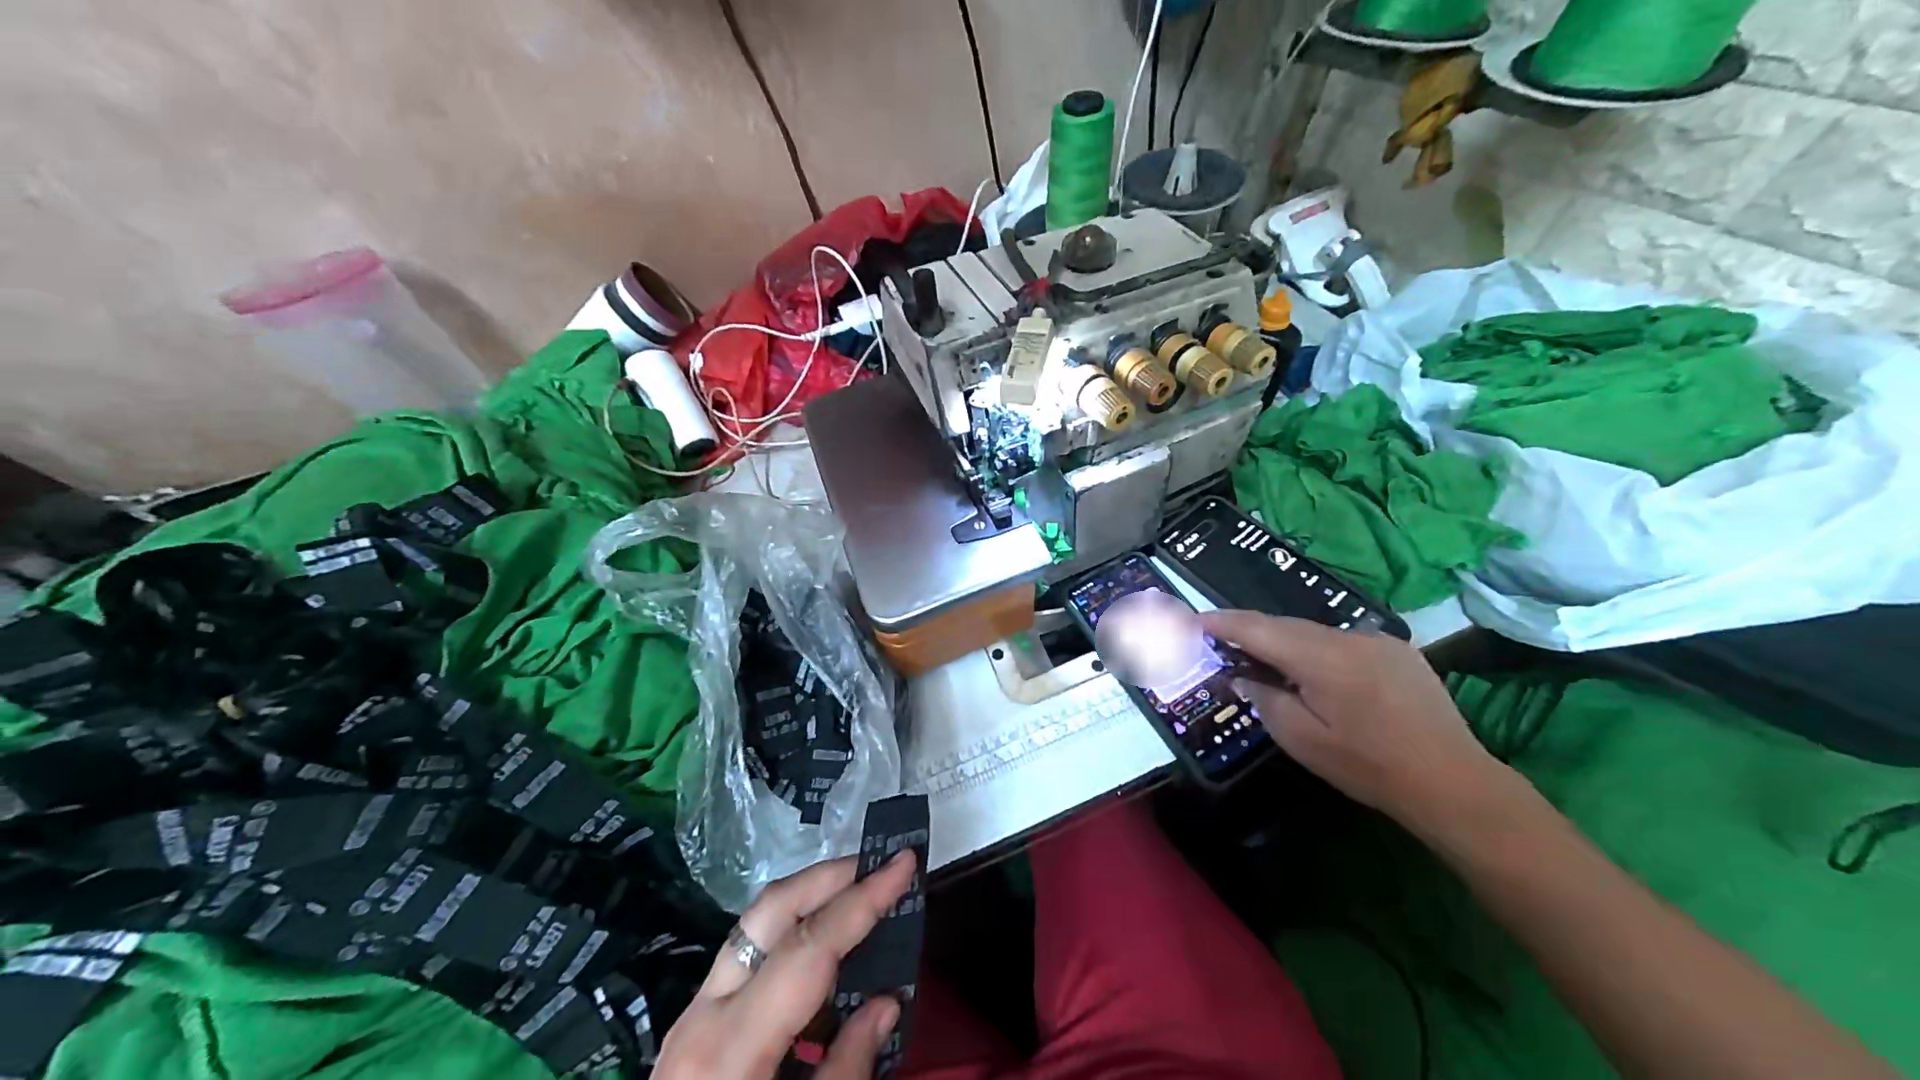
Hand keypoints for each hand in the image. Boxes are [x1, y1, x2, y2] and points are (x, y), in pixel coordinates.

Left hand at [654, 851, 916, 1079]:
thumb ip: (849, 1067)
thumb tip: (887, 1000)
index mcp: (731, 1048)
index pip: (809, 947)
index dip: (863, 899)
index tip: (904, 862)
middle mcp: (704, 1011)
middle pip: (771, 910)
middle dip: (831, 875)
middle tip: (880, 864)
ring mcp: (692, 1011)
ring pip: (755, 923)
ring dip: (811, 897)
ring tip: (860, 894)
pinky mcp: (693, 1020)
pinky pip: (748, 954)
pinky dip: (792, 934)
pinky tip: (825, 951)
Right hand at [1200, 610, 1524, 829]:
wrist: (1453, 782)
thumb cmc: (1368, 766)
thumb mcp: (1302, 739)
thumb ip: (1263, 698)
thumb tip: (1240, 675)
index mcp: (1321, 657)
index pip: (1257, 627)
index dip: (1221, 621)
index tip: (1192, 620)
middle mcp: (1348, 637)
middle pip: (1284, 625)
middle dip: (1248, 632)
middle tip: (1219, 644)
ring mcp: (1377, 641)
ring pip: (1313, 632)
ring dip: (1283, 643)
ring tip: (1262, 663)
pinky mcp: (1398, 652)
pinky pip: (1341, 642)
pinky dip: (1315, 651)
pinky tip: (1312, 675)